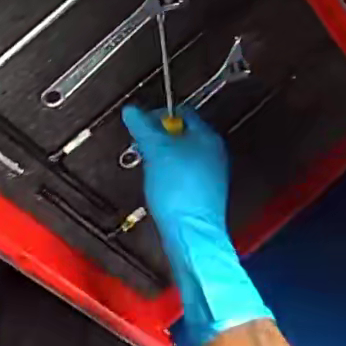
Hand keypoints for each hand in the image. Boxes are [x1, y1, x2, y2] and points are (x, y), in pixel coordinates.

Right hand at [122, 106, 271, 345]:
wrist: (191, 235)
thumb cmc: (178, 191)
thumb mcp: (155, 151)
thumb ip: (143, 127)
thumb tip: (131, 110)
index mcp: (208, 137)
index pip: (182, 112)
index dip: (159, 115)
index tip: (141, 125)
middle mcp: (214, 153)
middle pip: (182, 134)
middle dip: (158, 138)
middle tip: (142, 146)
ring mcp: (211, 175)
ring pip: (182, 155)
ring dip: (162, 157)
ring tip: (148, 165)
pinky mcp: (204, 194)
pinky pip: (184, 175)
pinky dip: (169, 175)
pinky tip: (158, 185)